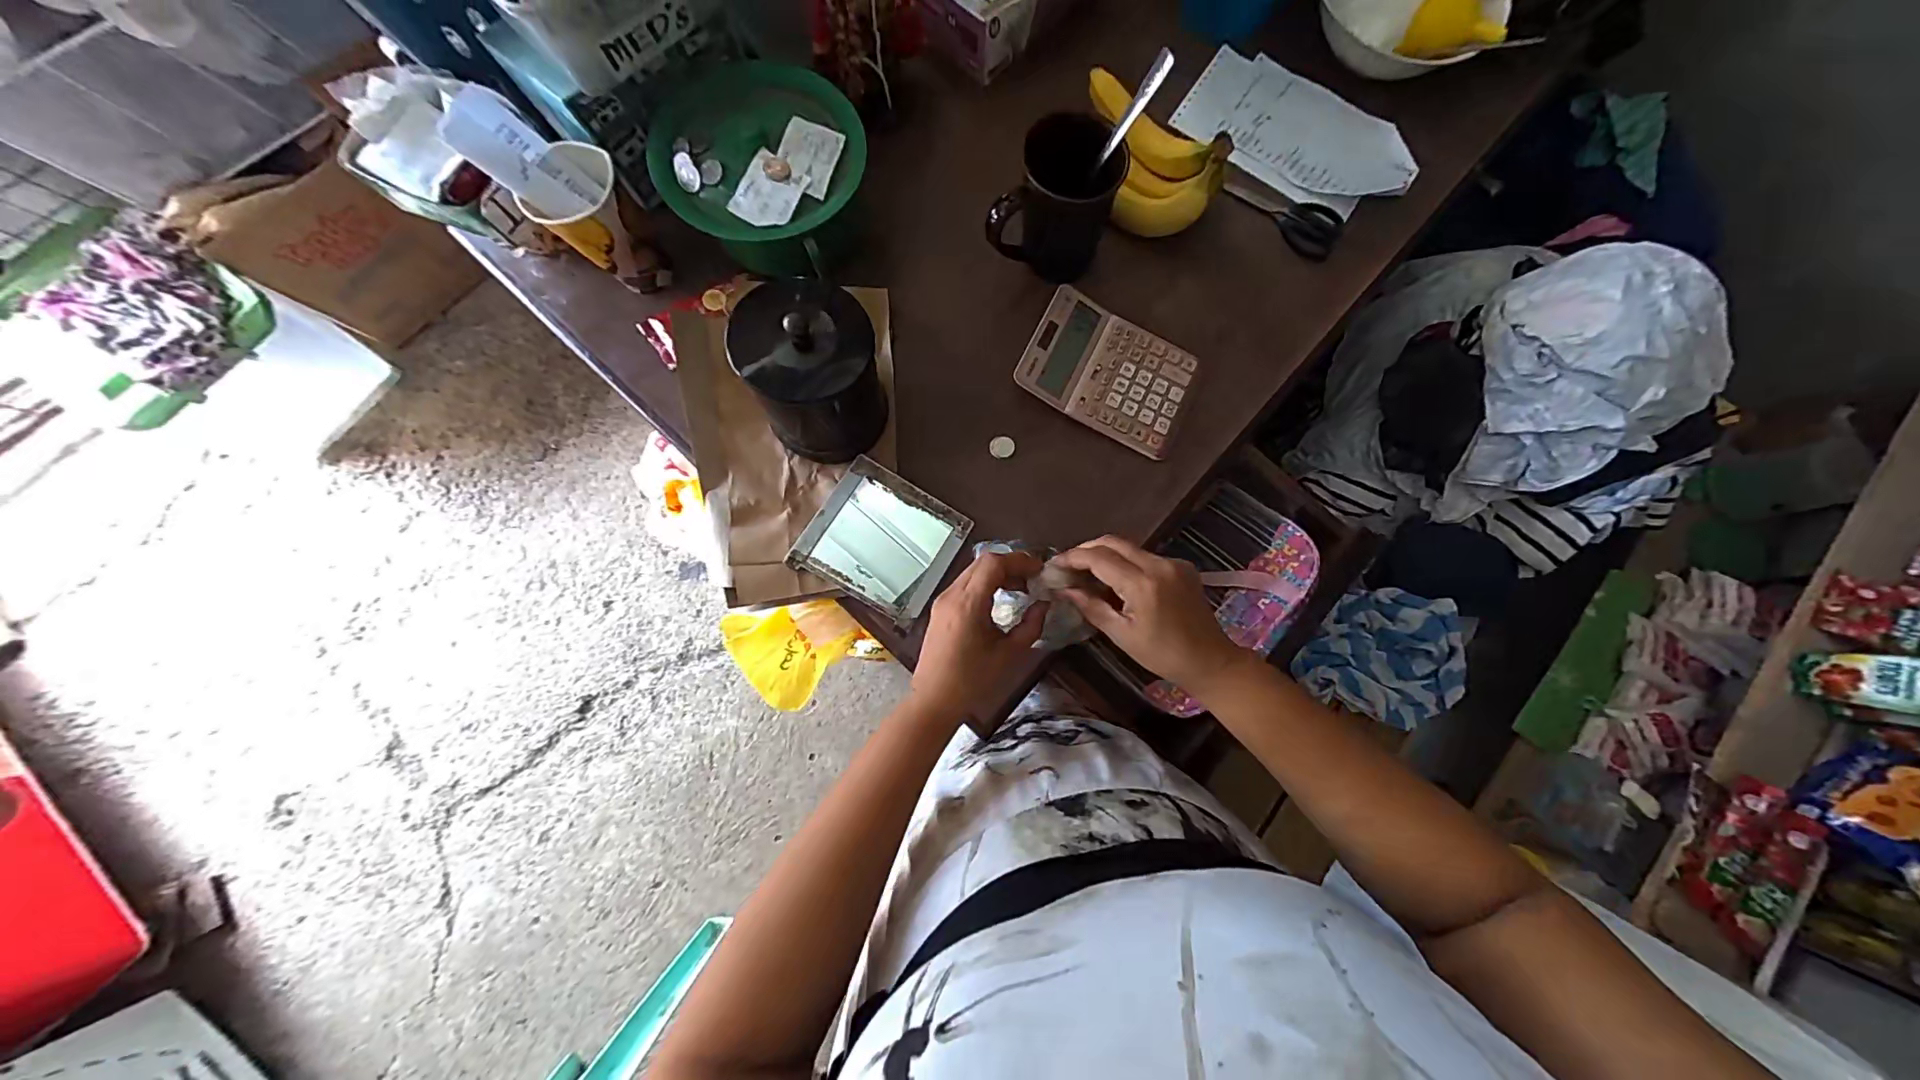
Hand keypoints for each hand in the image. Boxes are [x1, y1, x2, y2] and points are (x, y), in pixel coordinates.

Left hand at [911, 549, 1047, 725]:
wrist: (933, 701)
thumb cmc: (971, 682)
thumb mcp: (1009, 654)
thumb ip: (1031, 626)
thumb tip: (1043, 605)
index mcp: (967, 604)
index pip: (993, 563)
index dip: (1020, 560)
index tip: (1040, 570)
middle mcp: (951, 596)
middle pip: (982, 563)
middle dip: (1011, 565)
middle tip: (1033, 578)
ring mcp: (942, 602)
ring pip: (972, 572)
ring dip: (997, 574)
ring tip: (1021, 588)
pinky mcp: (940, 611)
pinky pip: (964, 585)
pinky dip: (985, 584)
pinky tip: (1000, 599)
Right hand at [1053, 536, 1250, 691]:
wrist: (1210, 661)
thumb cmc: (1163, 655)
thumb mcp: (1121, 634)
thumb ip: (1091, 607)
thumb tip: (1065, 590)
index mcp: (1143, 584)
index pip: (1099, 558)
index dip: (1072, 558)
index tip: (1054, 565)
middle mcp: (1159, 565)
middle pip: (1113, 542)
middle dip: (1086, 550)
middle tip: (1067, 566)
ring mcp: (1173, 563)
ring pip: (1129, 547)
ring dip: (1105, 555)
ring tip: (1086, 573)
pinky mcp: (1181, 567)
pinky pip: (1145, 556)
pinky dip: (1125, 562)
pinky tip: (1115, 580)